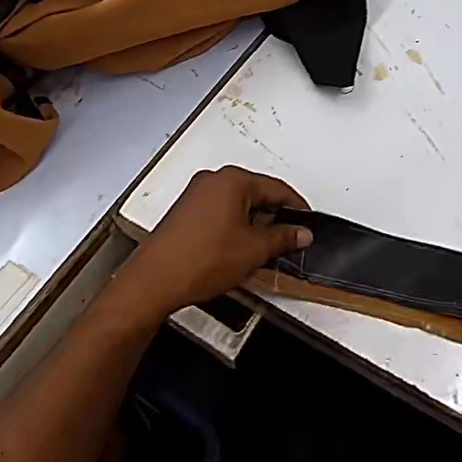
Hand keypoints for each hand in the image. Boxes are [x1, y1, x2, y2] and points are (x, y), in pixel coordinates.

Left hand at [111, 167, 313, 322]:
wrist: (155, 281)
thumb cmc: (196, 261)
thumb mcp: (254, 250)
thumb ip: (283, 237)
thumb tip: (299, 233)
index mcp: (232, 181)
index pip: (277, 188)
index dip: (296, 207)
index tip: (305, 222)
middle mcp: (212, 182)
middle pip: (256, 194)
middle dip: (274, 217)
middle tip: (288, 239)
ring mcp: (196, 195)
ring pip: (237, 204)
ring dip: (253, 224)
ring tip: (261, 250)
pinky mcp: (186, 212)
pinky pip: (220, 213)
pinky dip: (234, 227)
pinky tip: (237, 250)